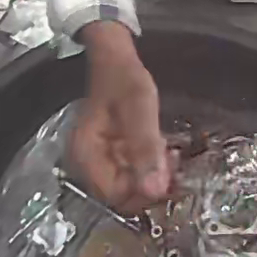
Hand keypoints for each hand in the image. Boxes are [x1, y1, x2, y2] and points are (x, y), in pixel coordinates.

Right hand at [71, 22, 171, 212]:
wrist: (115, 61)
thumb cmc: (124, 80)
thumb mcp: (140, 110)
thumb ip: (145, 149)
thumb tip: (154, 191)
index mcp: (85, 155)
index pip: (114, 195)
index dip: (143, 191)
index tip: (169, 175)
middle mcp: (86, 164)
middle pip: (121, 195)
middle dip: (150, 184)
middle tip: (171, 162)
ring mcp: (98, 161)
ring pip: (129, 186)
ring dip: (153, 176)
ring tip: (169, 154)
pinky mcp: (111, 156)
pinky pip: (131, 173)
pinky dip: (149, 167)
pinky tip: (161, 152)